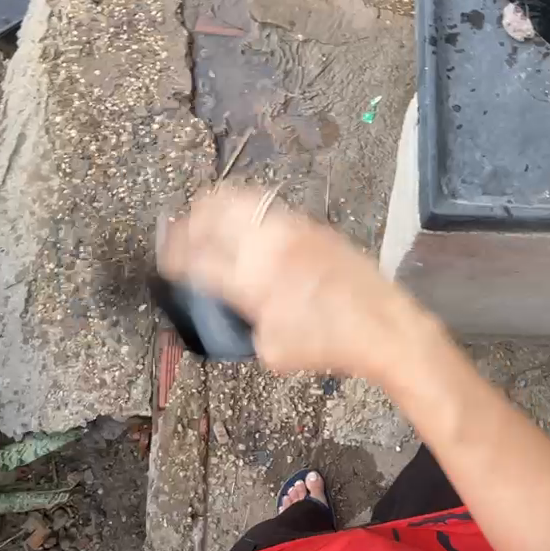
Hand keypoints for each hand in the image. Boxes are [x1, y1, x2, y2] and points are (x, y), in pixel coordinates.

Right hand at [158, 185, 442, 378]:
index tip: (166, 260)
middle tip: (181, 231)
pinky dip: (250, 210)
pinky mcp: (314, 226)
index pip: (195, 260)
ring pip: (241, 201)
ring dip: (217, 206)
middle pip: (212, 213)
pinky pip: (271, 208)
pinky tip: (251, 226)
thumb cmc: (329, 345)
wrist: (383, 325)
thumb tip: (241, 311)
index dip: (173, 258)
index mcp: (250, 281)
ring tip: (208, 216)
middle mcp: (267, 246)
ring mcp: (293, 230)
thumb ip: (246, 326)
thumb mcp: (273, 349)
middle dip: (188, 221)